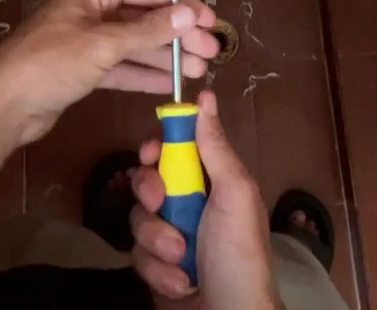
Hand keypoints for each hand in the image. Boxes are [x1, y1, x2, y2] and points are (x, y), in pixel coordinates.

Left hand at [0, 0, 219, 147]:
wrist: (3, 107)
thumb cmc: (50, 63)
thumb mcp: (103, 44)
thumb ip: (148, 31)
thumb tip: (188, 15)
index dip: (181, 5)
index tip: (209, 21)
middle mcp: (93, 10)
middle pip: (145, 19)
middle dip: (177, 35)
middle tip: (210, 52)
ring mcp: (88, 41)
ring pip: (136, 45)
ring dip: (165, 57)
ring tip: (198, 70)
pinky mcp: (84, 70)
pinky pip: (123, 67)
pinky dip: (145, 74)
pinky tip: (169, 84)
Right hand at [130, 92, 279, 309]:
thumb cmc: (239, 253)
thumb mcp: (235, 193)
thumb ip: (215, 146)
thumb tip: (206, 94)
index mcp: (212, 179)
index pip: (175, 144)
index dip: (158, 143)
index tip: (150, 152)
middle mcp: (189, 201)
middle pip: (148, 177)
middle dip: (150, 192)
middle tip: (160, 203)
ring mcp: (170, 234)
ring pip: (138, 217)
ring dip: (157, 239)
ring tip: (180, 257)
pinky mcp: (155, 266)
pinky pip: (137, 254)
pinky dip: (157, 270)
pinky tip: (180, 283)